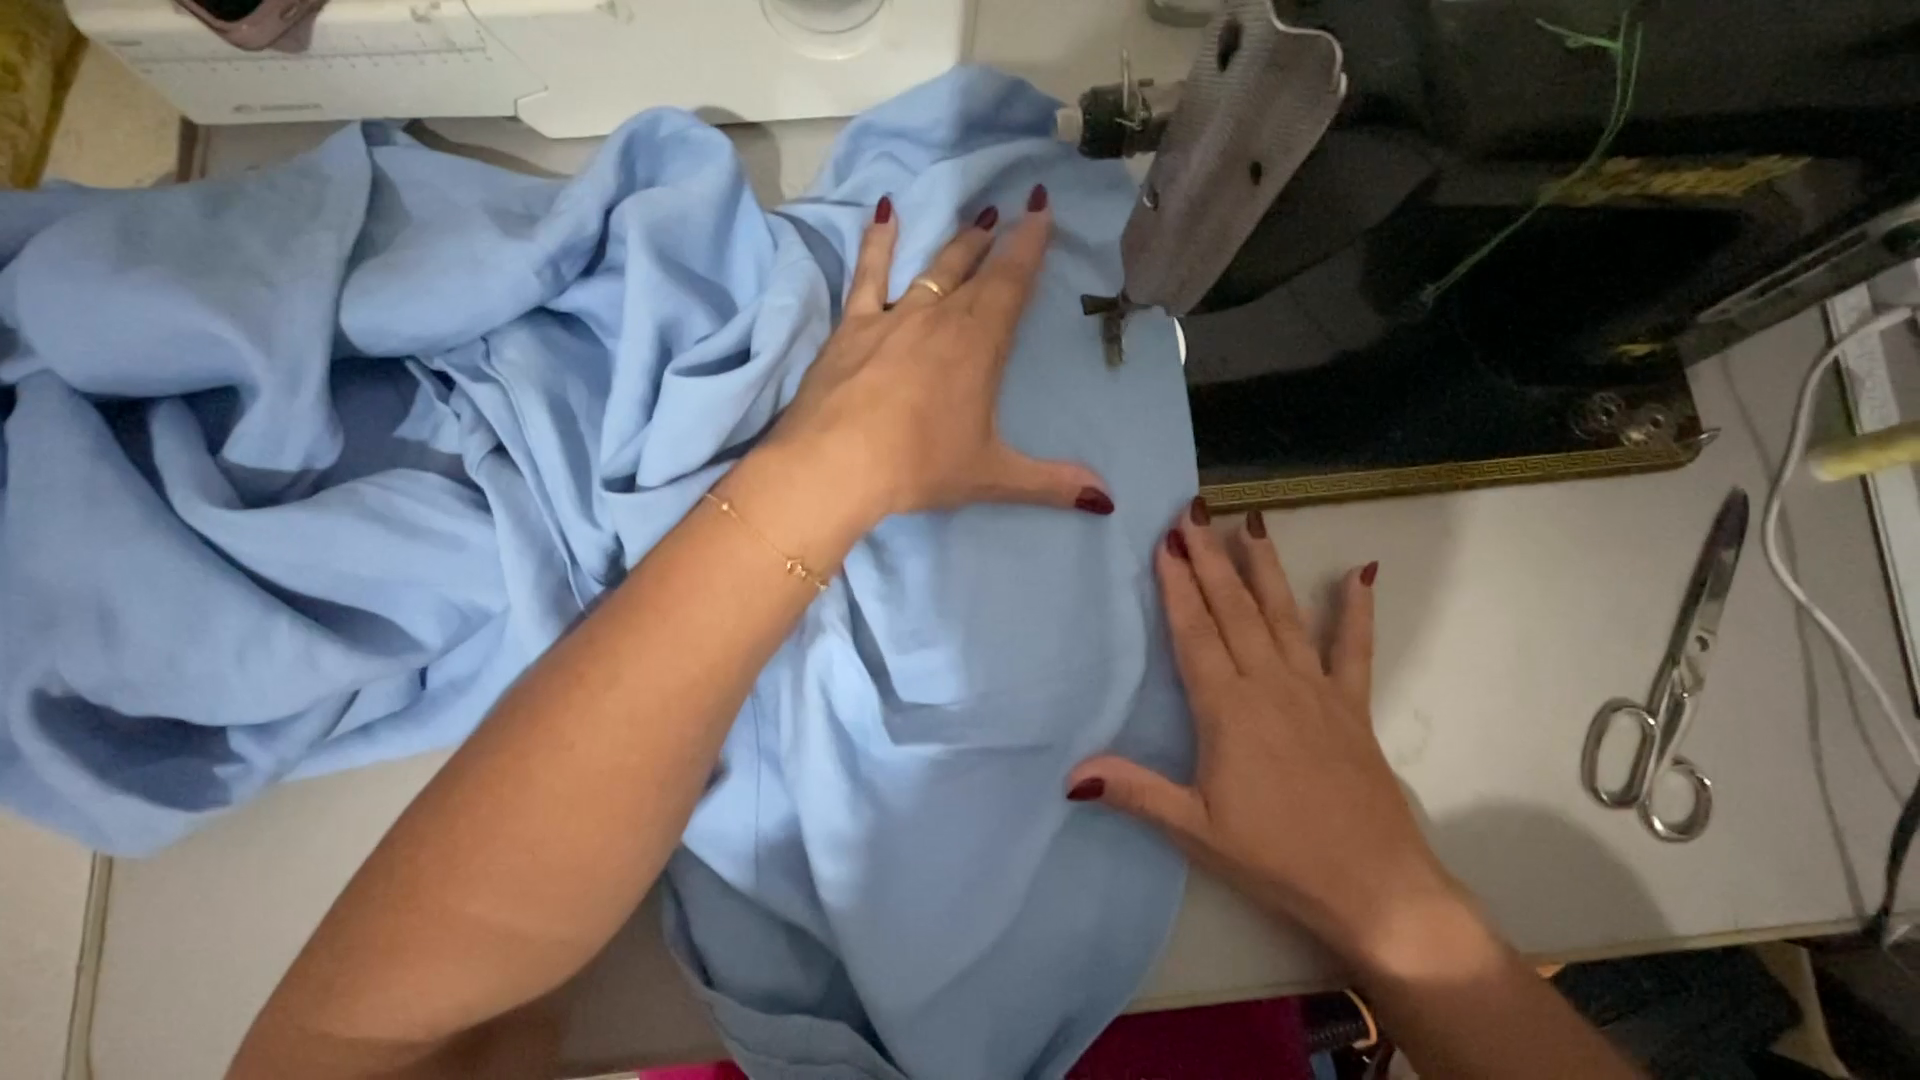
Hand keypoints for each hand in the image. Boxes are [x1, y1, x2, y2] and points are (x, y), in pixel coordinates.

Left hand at [765, 188, 1113, 523]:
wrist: (835, 464)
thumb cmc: (919, 467)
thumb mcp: (991, 477)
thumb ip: (1050, 484)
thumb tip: (1106, 500)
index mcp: (979, 345)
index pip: (1012, 283)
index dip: (1030, 244)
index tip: (1040, 208)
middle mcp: (939, 318)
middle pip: (975, 271)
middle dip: (998, 241)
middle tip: (1010, 213)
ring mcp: (892, 318)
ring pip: (931, 269)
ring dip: (955, 243)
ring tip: (974, 217)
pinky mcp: (851, 327)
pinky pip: (867, 274)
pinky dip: (877, 242)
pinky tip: (883, 212)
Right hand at [1066, 502, 1466, 970]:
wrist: (1374, 886)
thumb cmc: (1275, 857)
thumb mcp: (1195, 828)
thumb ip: (1135, 791)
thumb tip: (1071, 776)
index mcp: (1228, 709)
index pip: (1195, 633)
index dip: (1177, 586)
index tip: (1166, 542)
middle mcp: (1271, 684)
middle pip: (1234, 610)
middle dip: (1210, 558)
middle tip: (1193, 511)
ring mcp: (1316, 690)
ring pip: (1284, 615)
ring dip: (1263, 567)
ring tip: (1250, 522)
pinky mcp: (1352, 706)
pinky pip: (1354, 648)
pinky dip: (1357, 610)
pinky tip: (1362, 572)